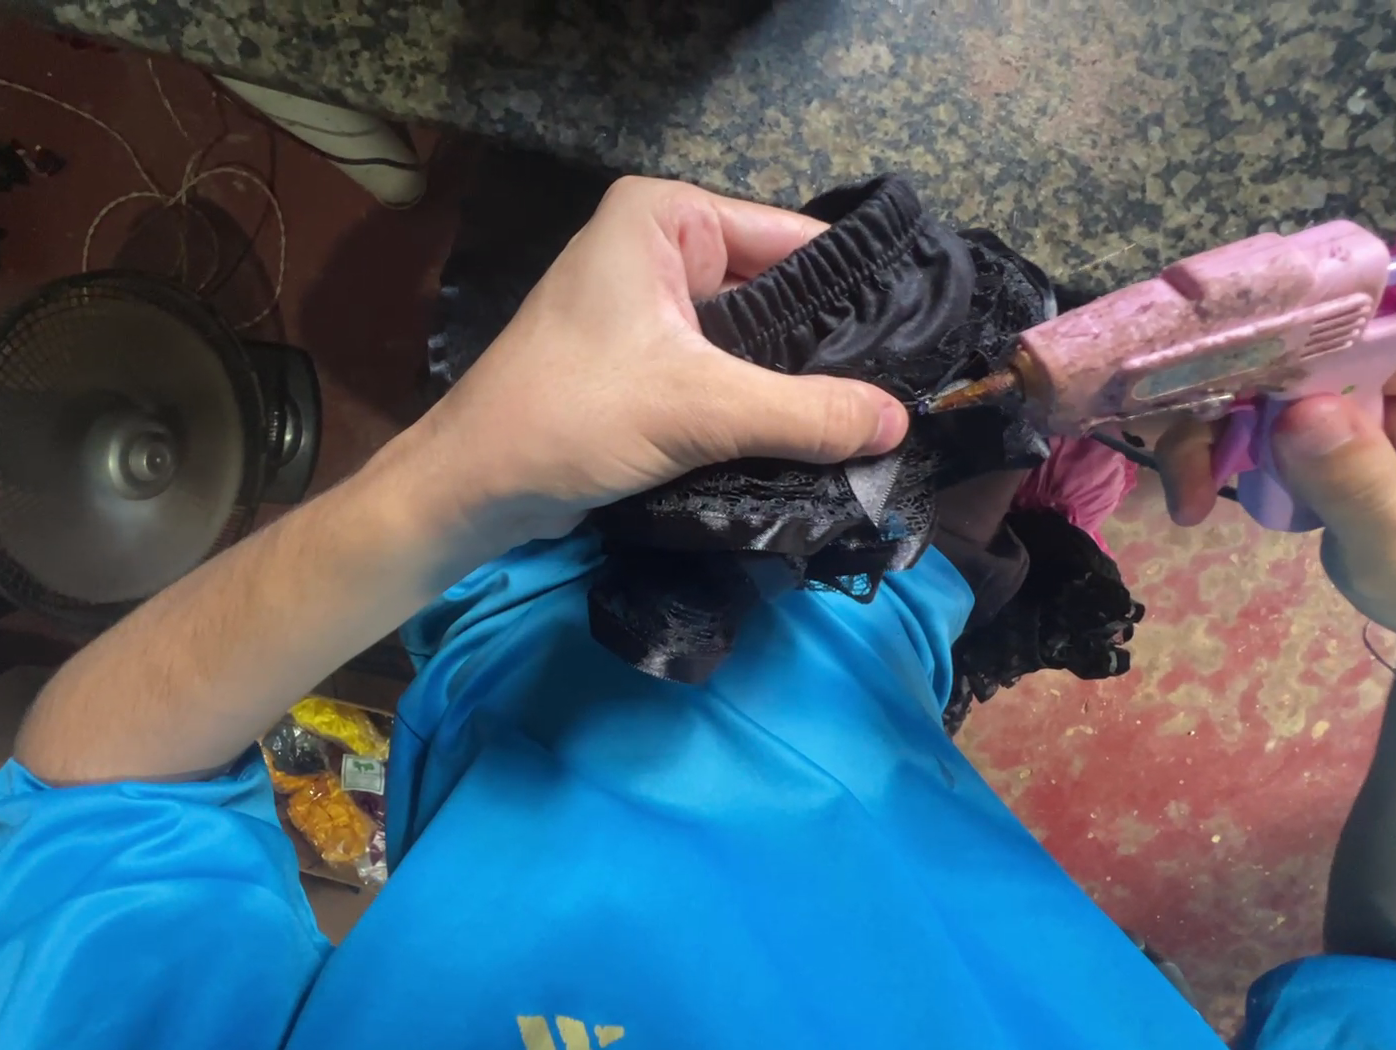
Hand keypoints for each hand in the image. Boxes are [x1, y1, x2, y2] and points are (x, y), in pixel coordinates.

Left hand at [398, 176, 908, 547]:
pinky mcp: (638, 364)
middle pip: (771, 295)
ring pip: (745, 343)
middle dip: (823, 349)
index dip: (854, 294)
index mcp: (665, 218)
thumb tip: (902, 423)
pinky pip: (715, 375)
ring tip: (868, 425)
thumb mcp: (697, 407)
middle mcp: (655, 251)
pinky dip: (751, 405)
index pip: (790, 242)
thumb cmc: (572, 417)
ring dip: (790, 386)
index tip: (919, 344)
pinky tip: (806, 438)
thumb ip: (803, 412)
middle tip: (900, 398)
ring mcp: (644, 311)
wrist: (477, 486)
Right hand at [1156, 337, 1395, 688]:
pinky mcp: (1375, 411)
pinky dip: (1236, 446)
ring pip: (1288, 384)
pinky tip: (1210, 487)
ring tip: (1192, 500)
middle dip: (1237, 415)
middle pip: (1320, 360)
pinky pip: (1287, 408)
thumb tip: (1296, 410)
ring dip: (1223, 437)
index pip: (1386, 347)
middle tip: (1188, 488)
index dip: (1295, 367)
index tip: (1220, 413)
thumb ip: (1360, 489)